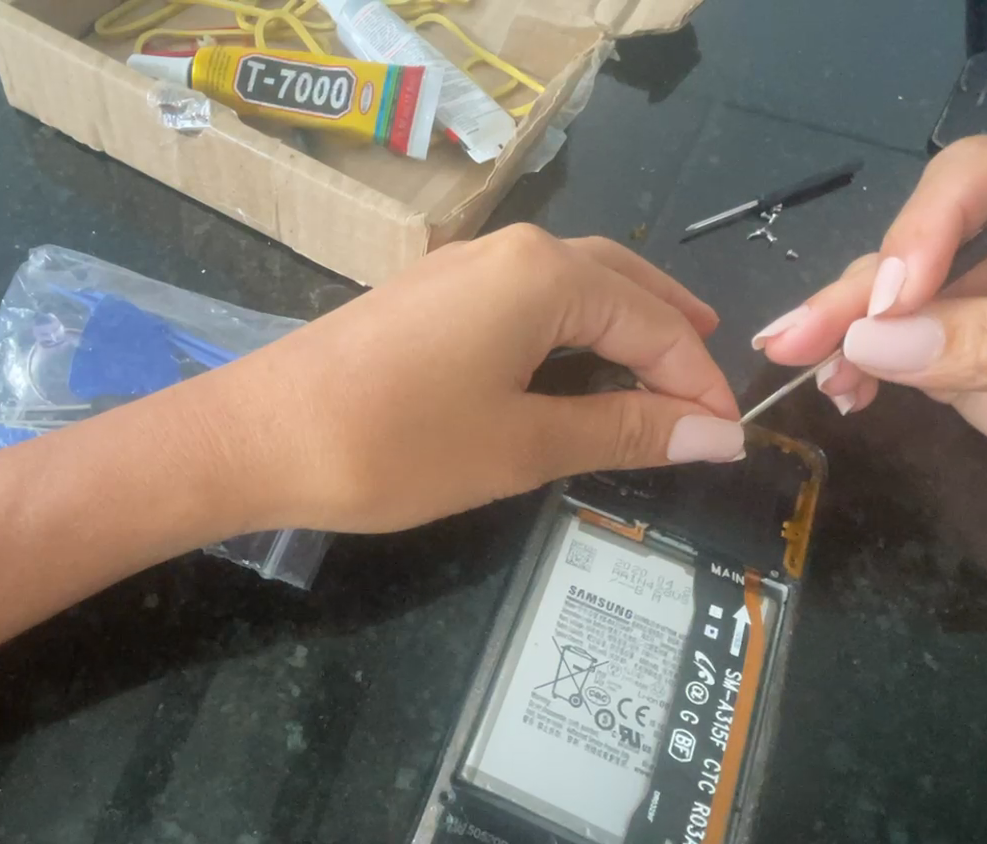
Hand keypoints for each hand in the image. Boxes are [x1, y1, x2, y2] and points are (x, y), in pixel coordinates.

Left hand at [179, 224, 743, 533]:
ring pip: (564, 289)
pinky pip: (516, 304)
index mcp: (543, 276)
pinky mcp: (422, 298)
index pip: (651, 324)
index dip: (696, 383)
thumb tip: (714, 434)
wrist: (259, 438)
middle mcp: (505, 252)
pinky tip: (564, 362)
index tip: (727, 436)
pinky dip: (560, 334)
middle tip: (704, 382)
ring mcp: (456, 271)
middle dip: (666, 333)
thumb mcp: (520, 446)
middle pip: (614, 286)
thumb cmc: (397, 447)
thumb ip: (620, 432)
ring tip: (652, 366)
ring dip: (615, 327)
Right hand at [751, 135, 986, 544]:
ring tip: (805, 372)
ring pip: (889, 303)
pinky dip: (853, 370)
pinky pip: (889, 355)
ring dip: (839, 334)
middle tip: (792, 343)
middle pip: (918, 245)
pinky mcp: (961, 366)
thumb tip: (874, 343)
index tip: (893, 302)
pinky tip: (842, 394)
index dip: (926, 226)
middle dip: (855, 292)